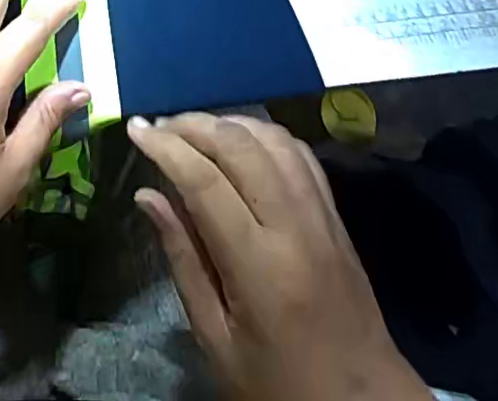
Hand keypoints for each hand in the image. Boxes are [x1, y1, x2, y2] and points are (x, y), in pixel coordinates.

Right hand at [128, 113, 428, 400]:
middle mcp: (293, 222)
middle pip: (240, 146)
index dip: (166, 147)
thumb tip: (146, 195)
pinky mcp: (334, 209)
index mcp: (258, 264)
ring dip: (229, 122)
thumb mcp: (215, 337)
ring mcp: (319, 210)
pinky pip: (298, 151)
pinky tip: (241, 140)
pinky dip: (264, 134)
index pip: (205, 182)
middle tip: (159, 126)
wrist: (361, 398)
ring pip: (272, 138)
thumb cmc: (277, 381)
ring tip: (193, 129)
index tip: (136, 129)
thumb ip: (182, 258)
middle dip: (194, 125)